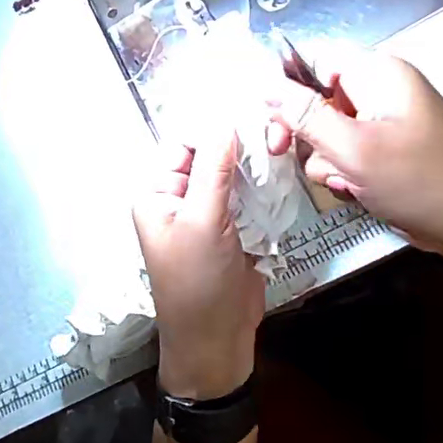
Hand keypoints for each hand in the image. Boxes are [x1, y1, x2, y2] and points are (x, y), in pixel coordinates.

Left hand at [133, 133, 264, 398]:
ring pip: (235, 179)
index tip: (247, 102)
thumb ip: (214, 171)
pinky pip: (251, 201)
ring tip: (283, 142)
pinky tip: (284, 175)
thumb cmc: (198, 283)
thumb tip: (224, 123)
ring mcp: (211, 217)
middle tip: (275, 122)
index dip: (211, 124)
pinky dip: (266, 191)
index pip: (182, 144)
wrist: (216, 341)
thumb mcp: (202, 222)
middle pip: (211, 158)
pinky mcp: (236, 232)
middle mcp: (181, 201)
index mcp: (158, 195)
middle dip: (240, 144)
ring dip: (256, 167)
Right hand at [266, 49, 442, 299]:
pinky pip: (350, 156)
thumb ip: (305, 115)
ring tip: (349, 181)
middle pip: (320, 99)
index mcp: (378, 73)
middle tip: (286, 154)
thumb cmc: (418, 180)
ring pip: (330, 135)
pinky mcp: (388, 155)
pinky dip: (347, 174)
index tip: (271, 119)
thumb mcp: (353, 148)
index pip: (317, 59)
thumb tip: (265, 85)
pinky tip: (360, 191)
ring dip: (328, 161)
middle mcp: (381, 92)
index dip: (288, 85)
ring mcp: (386, 126)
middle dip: (307, 132)